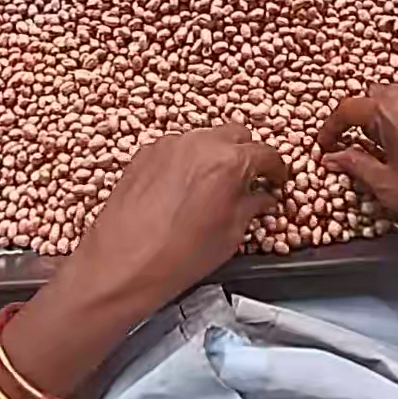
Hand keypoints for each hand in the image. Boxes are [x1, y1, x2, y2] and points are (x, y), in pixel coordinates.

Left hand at [56, 124, 289, 316]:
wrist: (121, 264)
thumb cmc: (176, 256)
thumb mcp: (230, 235)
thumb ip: (251, 206)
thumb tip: (261, 197)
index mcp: (228, 162)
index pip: (265, 153)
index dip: (276, 169)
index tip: (275, 179)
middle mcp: (198, 144)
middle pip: (236, 135)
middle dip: (247, 155)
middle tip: (248, 180)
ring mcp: (168, 145)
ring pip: (204, 138)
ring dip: (215, 155)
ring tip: (213, 186)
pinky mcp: (145, 153)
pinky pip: (177, 148)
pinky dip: (187, 160)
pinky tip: (184, 188)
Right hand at [316, 84, 397, 249]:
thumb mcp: (389, 188)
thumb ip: (357, 165)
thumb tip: (336, 158)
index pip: (350, 108)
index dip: (332, 127)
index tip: (326, 144)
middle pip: (377, 96)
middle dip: (359, 118)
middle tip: (352, 146)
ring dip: (385, 118)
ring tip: (383, 150)